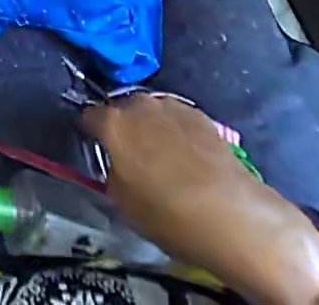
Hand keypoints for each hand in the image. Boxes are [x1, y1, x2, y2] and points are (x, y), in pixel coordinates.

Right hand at [81, 94, 318, 304]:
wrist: (231, 213)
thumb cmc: (167, 212)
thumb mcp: (122, 201)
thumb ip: (111, 171)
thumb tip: (118, 162)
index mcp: (112, 123)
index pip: (88, 116)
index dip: (89, 131)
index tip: (94, 145)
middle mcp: (138, 104)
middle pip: (120, 109)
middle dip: (121, 126)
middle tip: (130, 154)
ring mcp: (171, 105)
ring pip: (149, 112)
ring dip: (149, 127)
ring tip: (162, 155)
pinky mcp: (199, 114)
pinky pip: (175, 118)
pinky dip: (175, 131)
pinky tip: (187, 157)